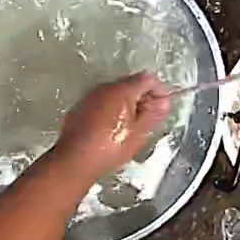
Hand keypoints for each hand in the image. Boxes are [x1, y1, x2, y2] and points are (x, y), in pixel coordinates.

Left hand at [50, 73, 172, 179]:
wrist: (75, 160)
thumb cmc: (108, 148)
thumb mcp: (139, 132)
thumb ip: (153, 114)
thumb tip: (163, 103)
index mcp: (121, 91)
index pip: (147, 79)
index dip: (159, 90)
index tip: (164, 102)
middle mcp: (104, 89)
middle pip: (130, 85)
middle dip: (143, 97)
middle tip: (152, 114)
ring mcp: (90, 98)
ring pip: (114, 94)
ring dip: (126, 105)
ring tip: (133, 125)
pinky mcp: (80, 109)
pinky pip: (101, 104)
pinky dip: (110, 111)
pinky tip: (114, 129)